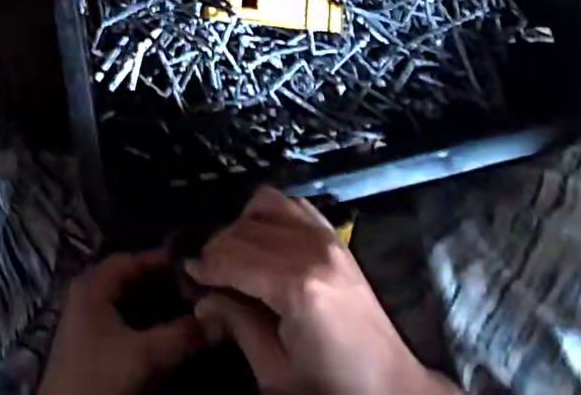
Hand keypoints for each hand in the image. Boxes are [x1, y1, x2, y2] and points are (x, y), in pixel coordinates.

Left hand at [39, 248, 208, 394]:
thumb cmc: (97, 382)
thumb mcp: (142, 358)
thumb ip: (181, 336)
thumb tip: (221, 320)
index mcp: (92, 285)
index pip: (133, 259)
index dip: (164, 261)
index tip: (196, 266)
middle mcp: (88, 295)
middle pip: (132, 281)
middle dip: (165, 286)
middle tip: (198, 291)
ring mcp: (88, 322)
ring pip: (130, 304)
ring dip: (158, 308)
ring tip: (191, 311)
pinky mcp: (92, 347)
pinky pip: (125, 324)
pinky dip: (148, 326)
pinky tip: (170, 336)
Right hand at [184, 188, 462, 394]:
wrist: (392, 387)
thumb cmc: (333, 388)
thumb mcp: (276, 373)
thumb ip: (237, 327)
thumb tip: (203, 300)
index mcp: (298, 287)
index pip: (233, 257)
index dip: (204, 265)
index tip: (187, 274)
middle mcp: (311, 249)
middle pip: (244, 229)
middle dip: (217, 250)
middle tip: (204, 275)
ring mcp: (326, 236)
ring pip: (265, 205)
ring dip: (241, 226)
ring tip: (233, 257)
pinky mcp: (334, 235)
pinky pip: (291, 204)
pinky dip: (269, 214)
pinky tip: (261, 241)